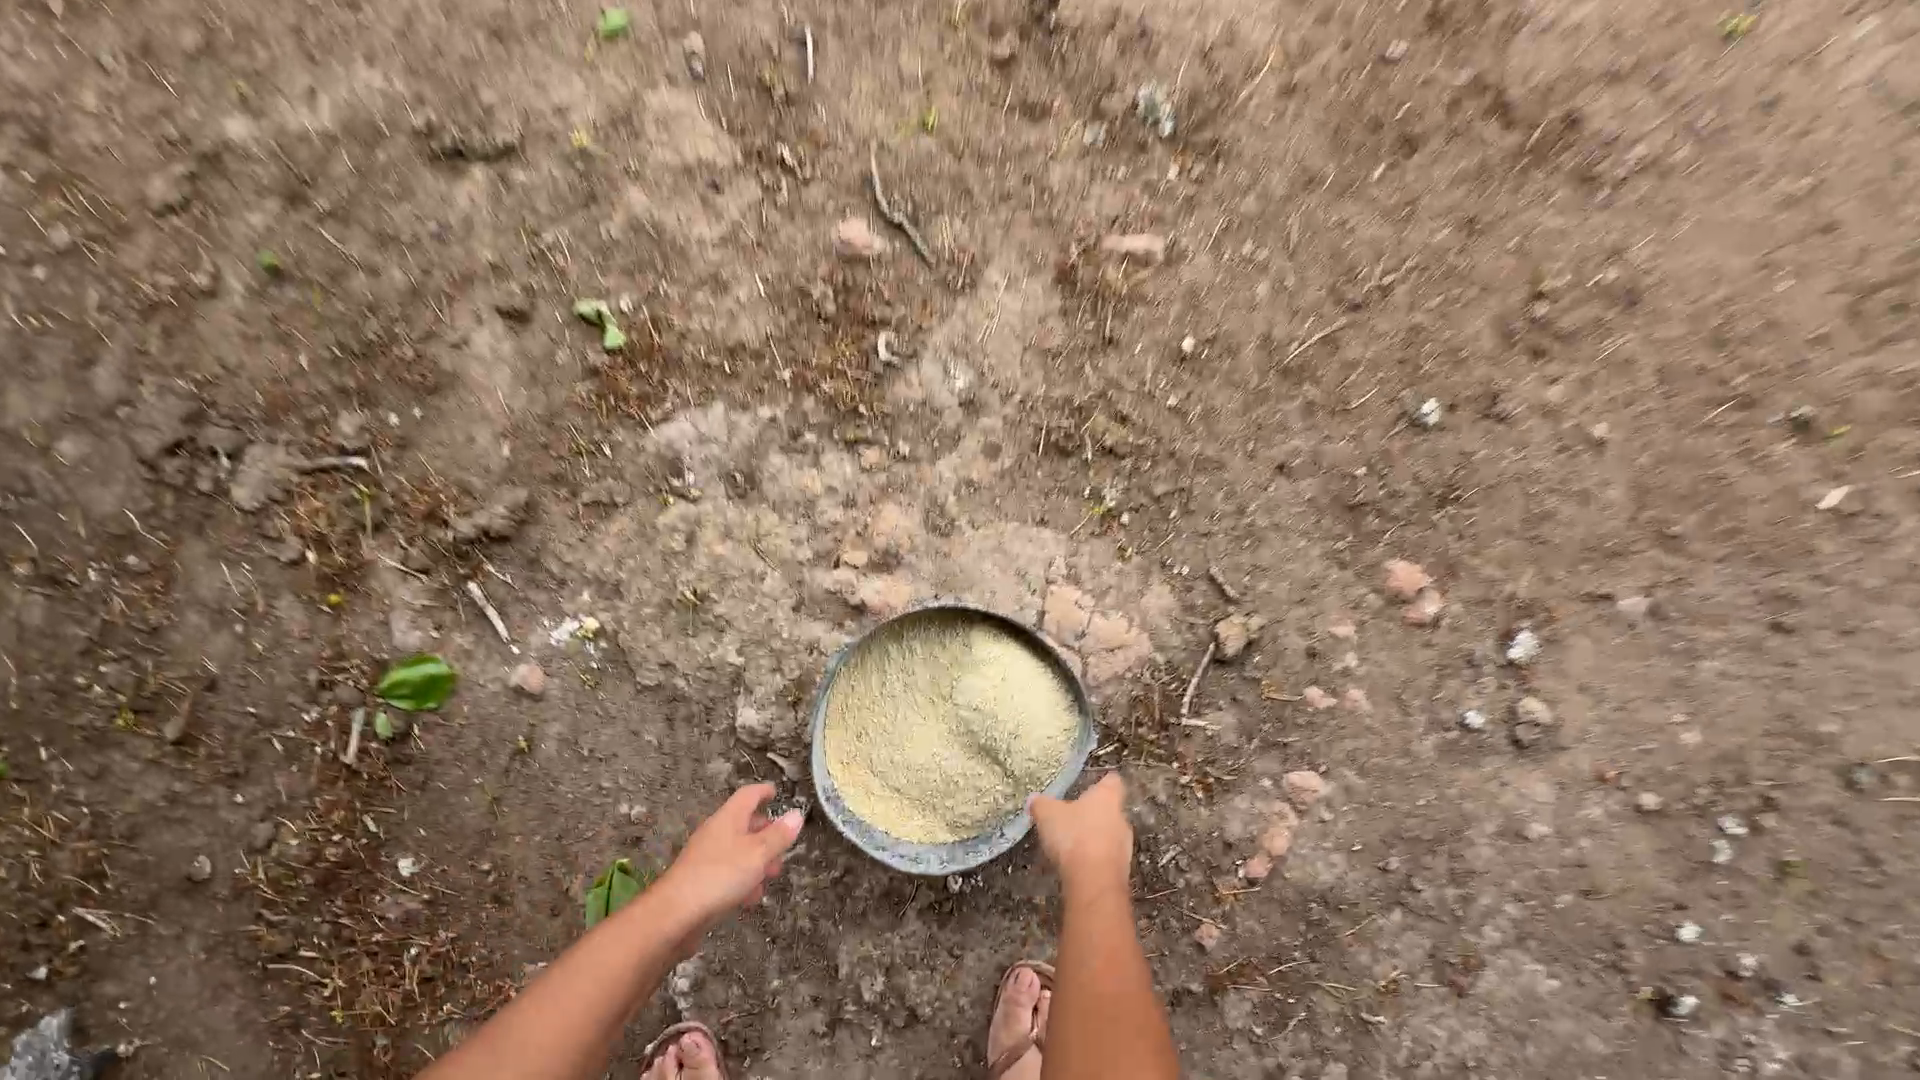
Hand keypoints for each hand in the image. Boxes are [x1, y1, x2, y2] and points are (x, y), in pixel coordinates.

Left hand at [659, 784, 804, 920]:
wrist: (675, 914)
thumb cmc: (720, 875)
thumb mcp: (758, 853)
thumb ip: (779, 836)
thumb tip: (796, 814)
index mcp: (728, 818)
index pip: (748, 795)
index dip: (763, 792)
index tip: (776, 792)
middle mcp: (716, 833)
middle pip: (745, 824)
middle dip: (766, 834)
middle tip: (783, 847)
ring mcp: (706, 858)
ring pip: (739, 852)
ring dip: (757, 861)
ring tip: (771, 876)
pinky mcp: (701, 881)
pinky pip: (728, 873)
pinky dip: (742, 880)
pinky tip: (749, 898)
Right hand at [1029, 773, 1133, 893]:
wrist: (1094, 881)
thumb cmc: (1073, 836)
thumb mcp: (1047, 814)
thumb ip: (1041, 805)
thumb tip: (1034, 799)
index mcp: (1106, 798)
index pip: (1112, 781)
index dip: (1103, 782)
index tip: (1096, 783)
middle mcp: (1121, 818)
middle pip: (1111, 811)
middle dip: (1094, 815)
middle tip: (1074, 818)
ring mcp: (1124, 846)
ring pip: (1110, 836)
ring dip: (1095, 839)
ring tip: (1073, 845)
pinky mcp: (1121, 870)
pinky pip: (1107, 859)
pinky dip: (1095, 860)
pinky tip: (1078, 866)